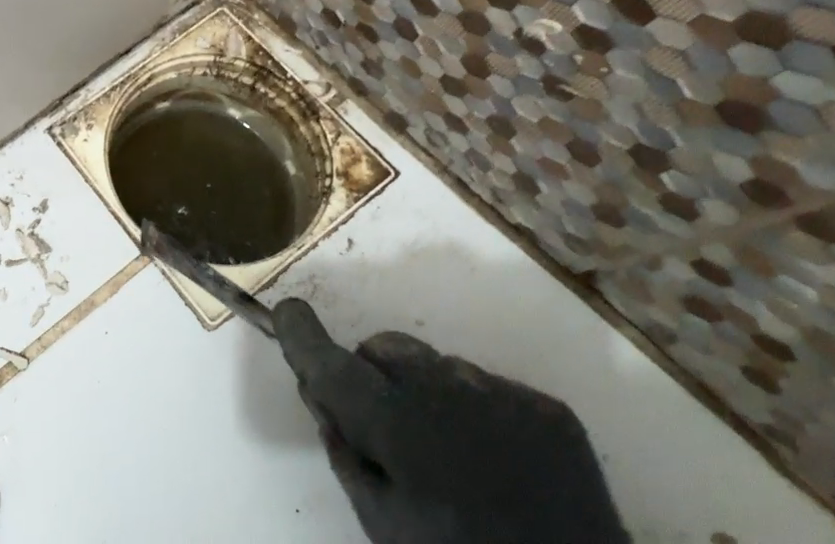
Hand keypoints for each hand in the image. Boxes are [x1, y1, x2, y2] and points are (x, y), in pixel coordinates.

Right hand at [273, 300, 628, 543]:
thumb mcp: (382, 524)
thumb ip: (345, 454)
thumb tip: (324, 401)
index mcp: (397, 424)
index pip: (333, 362)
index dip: (302, 333)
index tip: (287, 311)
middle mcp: (446, 390)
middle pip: (384, 349)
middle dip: (368, 373)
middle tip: (377, 425)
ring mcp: (502, 395)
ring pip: (436, 365)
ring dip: (421, 390)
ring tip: (443, 452)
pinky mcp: (547, 409)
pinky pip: (488, 388)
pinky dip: (473, 411)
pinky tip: (490, 461)